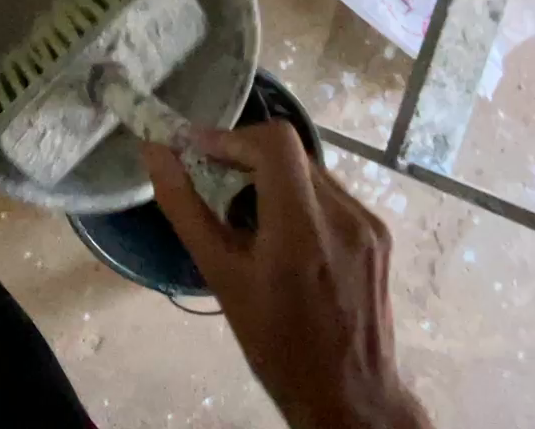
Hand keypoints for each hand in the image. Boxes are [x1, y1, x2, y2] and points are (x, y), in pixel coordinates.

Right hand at [145, 124, 431, 428]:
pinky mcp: (379, 236)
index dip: (230, 136)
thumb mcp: (218, 273)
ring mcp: (369, 225)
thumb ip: (183, 205)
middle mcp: (345, 217)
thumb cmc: (274, 340)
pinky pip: (328, 191)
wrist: (350, 397)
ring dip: (268, 171)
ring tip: (241, 204)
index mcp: (303, 229)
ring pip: (308, 167)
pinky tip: (277, 226)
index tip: (197, 150)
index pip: (275, 143)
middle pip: (288, 150)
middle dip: (242, 153)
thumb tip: (155, 151)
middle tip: (210, 174)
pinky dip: (294, 192)